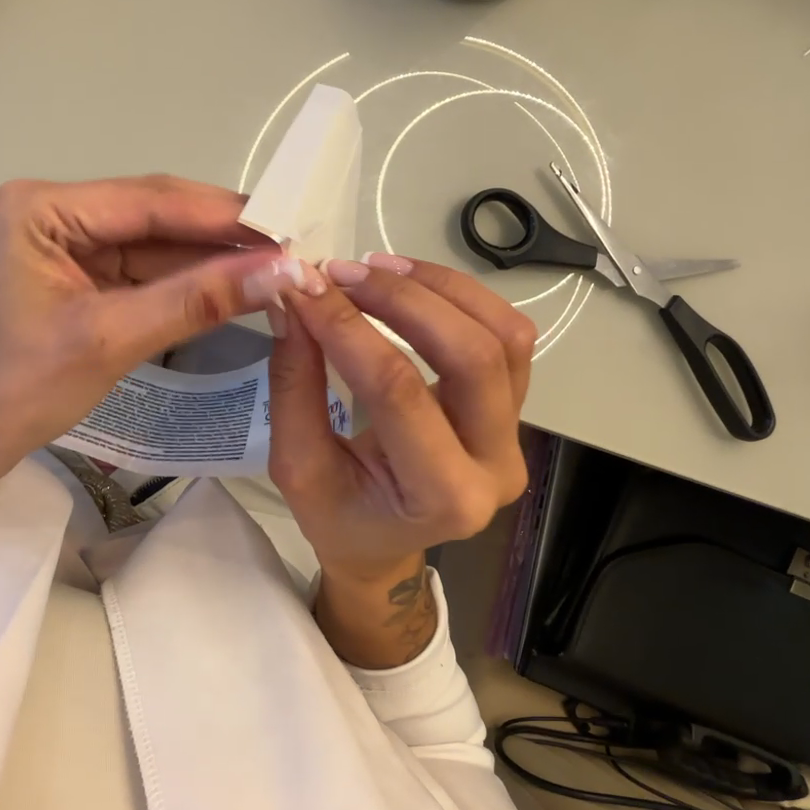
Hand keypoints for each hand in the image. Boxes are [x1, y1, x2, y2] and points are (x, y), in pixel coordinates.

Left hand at [0, 176, 294, 536]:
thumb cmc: (22, 390)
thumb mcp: (112, 339)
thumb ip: (197, 299)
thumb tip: (285, 271)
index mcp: (42, 207)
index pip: (149, 201)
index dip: (224, 216)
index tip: (291, 228)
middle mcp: (57, 209)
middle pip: (158, 214)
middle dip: (225, 235)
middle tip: (296, 247)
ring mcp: (71, 240)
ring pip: (160, 241)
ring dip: (215, 257)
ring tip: (282, 266)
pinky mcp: (85, 272)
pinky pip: (149, 268)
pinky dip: (192, 279)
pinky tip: (240, 283)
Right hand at [267, 252, 535, 665]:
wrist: (383, 542)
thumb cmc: (336, 517)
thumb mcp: (296, 466)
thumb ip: (294, 384)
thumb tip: (292, 299)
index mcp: (441, 496)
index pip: (397, 391)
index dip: (347, 328)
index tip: (302, 286)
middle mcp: (496, 466)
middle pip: (472, 355)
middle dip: (403, 299)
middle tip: (341, 273)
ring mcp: (517, 435)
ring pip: (504, 335)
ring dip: (439, 288)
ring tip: (375, 267)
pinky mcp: (517, 408)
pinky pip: (508, 336)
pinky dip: (460, 297)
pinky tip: (409, 282)